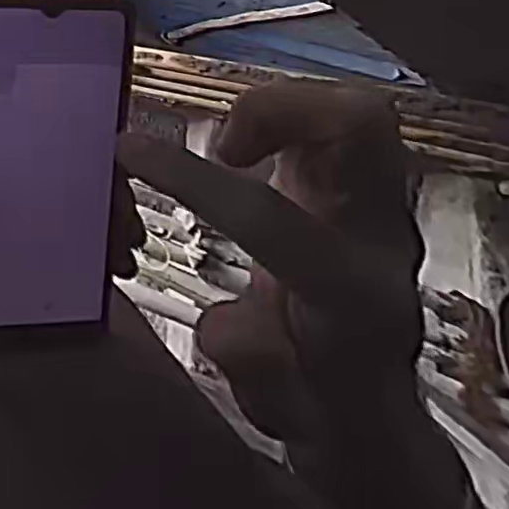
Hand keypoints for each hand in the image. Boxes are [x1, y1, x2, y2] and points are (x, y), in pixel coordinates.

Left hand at [0, 100, 145, 278]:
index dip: (87, 140)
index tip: (111, 173)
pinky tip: (100, 256)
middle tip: (124, 226)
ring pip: (74, 176)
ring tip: (120, 249)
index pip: (50, 111)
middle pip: (73, 148)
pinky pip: (60, 200)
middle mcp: (11, 129)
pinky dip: (83, 225)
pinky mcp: (20, 189)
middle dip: (106, 185)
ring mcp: (19, 159)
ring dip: (102, 209)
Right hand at [115, 82, 425, 441]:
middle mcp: (376, 235)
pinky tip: (240, 145)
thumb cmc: (320, 401)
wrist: (376, 403)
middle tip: (216, 142)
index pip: (267, 215)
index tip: (131, 153)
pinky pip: (333, 122)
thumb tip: (227, 325)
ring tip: (224, 139)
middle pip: (359, 124)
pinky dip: (282, 115)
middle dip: (268, 107)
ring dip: (275, 105)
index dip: (189, 177)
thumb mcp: (280, 403)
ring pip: (353, 110)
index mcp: (346, 292)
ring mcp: (377, 206)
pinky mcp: (362, 189)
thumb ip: (254, 364)